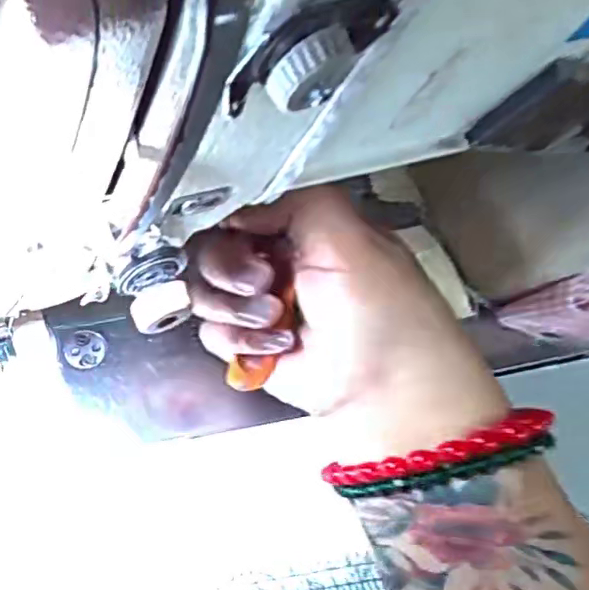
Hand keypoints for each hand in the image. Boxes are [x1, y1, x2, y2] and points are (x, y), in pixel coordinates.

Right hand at [186, 185, 509, 461]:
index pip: (237, 217)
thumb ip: (297, 206)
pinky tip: (274, 345)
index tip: (246, 243)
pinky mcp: (246, 347)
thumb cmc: (383, 315)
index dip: (231, 230)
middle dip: (229, 271)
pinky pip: (211, 335)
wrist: (380, 382)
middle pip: (209, 256)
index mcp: (299, 234)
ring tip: (275, 319)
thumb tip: (240, 213)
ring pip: (205, 297)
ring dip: (236, 310)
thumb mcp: (350, 237)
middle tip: (262, 283)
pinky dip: (237, 341)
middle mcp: (273, 269)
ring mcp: (256, 310)